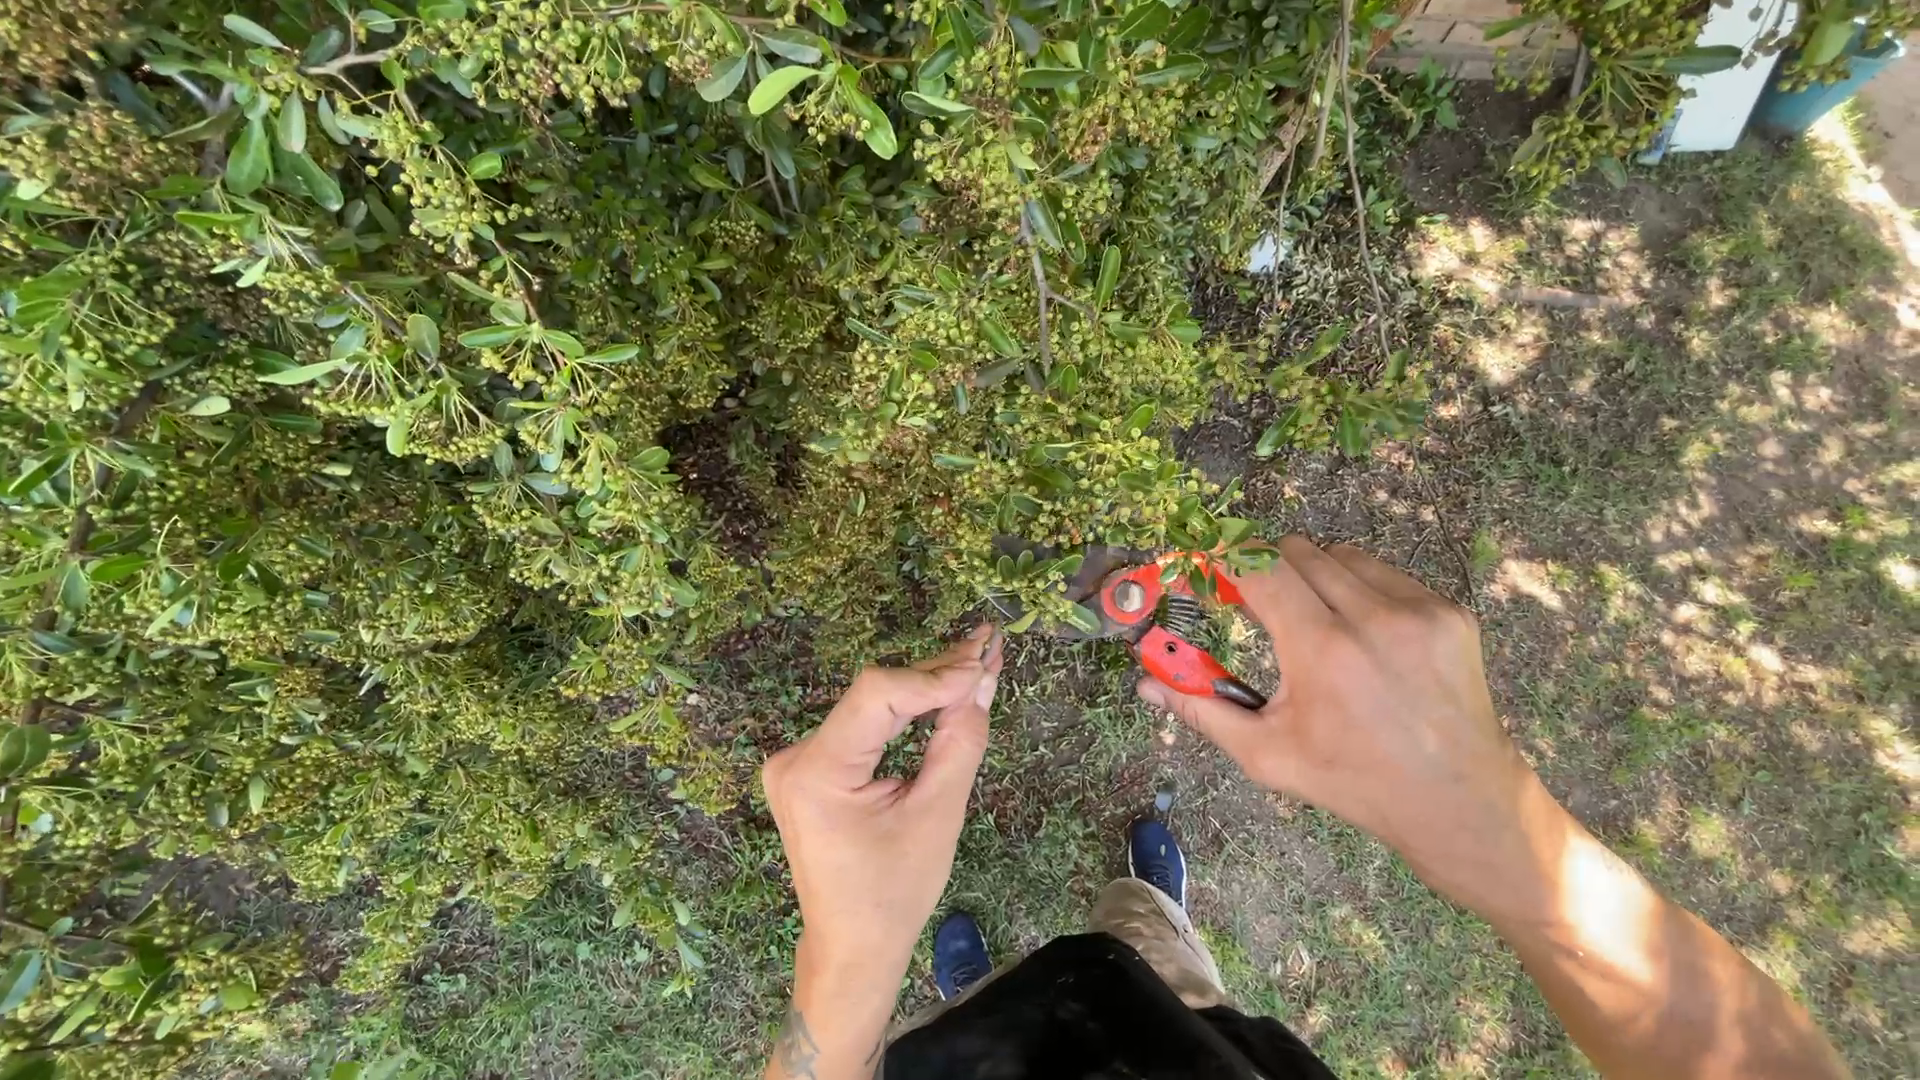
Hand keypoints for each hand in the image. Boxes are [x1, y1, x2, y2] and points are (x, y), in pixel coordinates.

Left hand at [760, 625, 1002, 1079]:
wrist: (852, 946)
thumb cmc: (895, 894)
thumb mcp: (937, 817)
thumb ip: (959, 741)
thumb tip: (982, 680)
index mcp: (816, 772)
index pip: (876, 694)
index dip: (932, 675)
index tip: (983, 664)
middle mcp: (795, 756)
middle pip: (874, 694)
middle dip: (935, 674)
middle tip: (987, 645)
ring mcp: (798, 760)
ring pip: (872, 704)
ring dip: (924, 687)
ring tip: (975, 660)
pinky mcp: (812, 765)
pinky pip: (864, 724)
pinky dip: (905, 710)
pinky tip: (942, 689)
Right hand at [1139, 537, 1549, 913]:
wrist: (1462, 805)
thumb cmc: (1352, 782)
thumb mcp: (1266, 754)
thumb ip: (1200, 709)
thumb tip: (1145, 685)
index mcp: (1323, 651)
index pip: (1259, 568)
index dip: (1226, 560)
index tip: (1210, 570)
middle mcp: (1374, 617)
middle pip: (1296, 550)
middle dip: (1267, 569)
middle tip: (1259, 605)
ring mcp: (1420, 610)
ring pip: (1340, 554)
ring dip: (1312, 575)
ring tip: (1313, 620)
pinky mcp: (1451, 612)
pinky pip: (1383, 573)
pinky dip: (1357, 588)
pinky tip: (1361, 633)